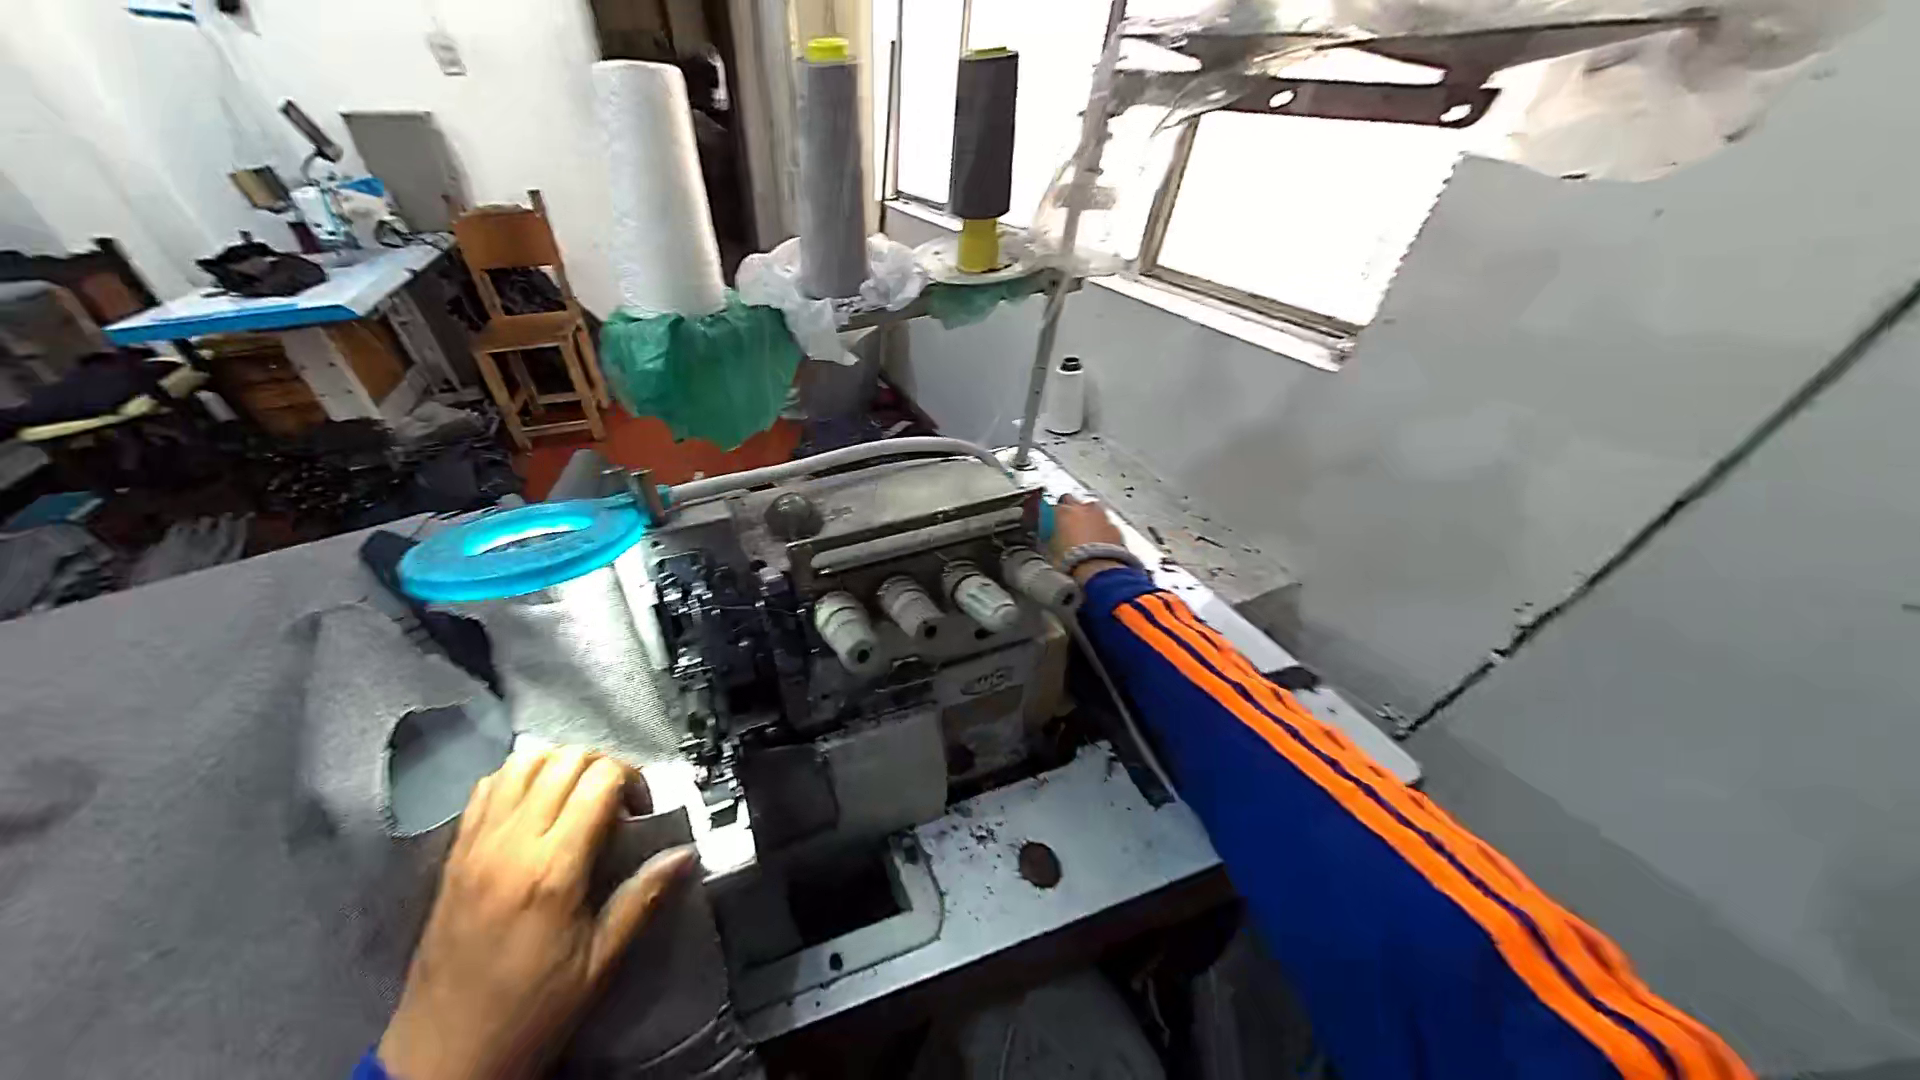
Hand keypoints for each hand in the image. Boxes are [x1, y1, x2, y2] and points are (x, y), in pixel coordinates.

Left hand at [378, 746, 696, 1079]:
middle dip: (602, 767)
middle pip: (565, 759)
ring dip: (560, 766)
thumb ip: (642, 898)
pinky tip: (537, 807)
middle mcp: (511, 845)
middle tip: (616, 802)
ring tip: (577, 798)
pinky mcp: (454, 854)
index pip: (599, 779)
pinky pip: (487, 787)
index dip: (631, 780)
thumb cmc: (531, 1011)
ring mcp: (476, 846)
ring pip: (523, 762)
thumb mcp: (599, 961)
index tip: (640, 811)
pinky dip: (519, 779)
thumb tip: (685, 854)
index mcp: (553, 870)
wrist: (441, 1058)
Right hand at [1050, 495, 1128, 583]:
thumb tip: (1046, 539)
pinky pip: (1105, 523)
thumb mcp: (1050, 549)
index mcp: (1063, 511)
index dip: (1056, 513)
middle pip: (1075, 501)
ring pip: (1092, 509)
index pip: (1056, 504)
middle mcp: (1082, 508)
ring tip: (1086, 532)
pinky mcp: (1113, 525)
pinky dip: (1102, 528)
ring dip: (1089, 517)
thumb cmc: (1072, 556)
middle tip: (1070, 523)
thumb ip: (1048, 538)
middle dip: (1072, 509)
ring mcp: (1100, 515)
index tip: (1055, 520)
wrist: (1097, 565)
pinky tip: (1099, 539)